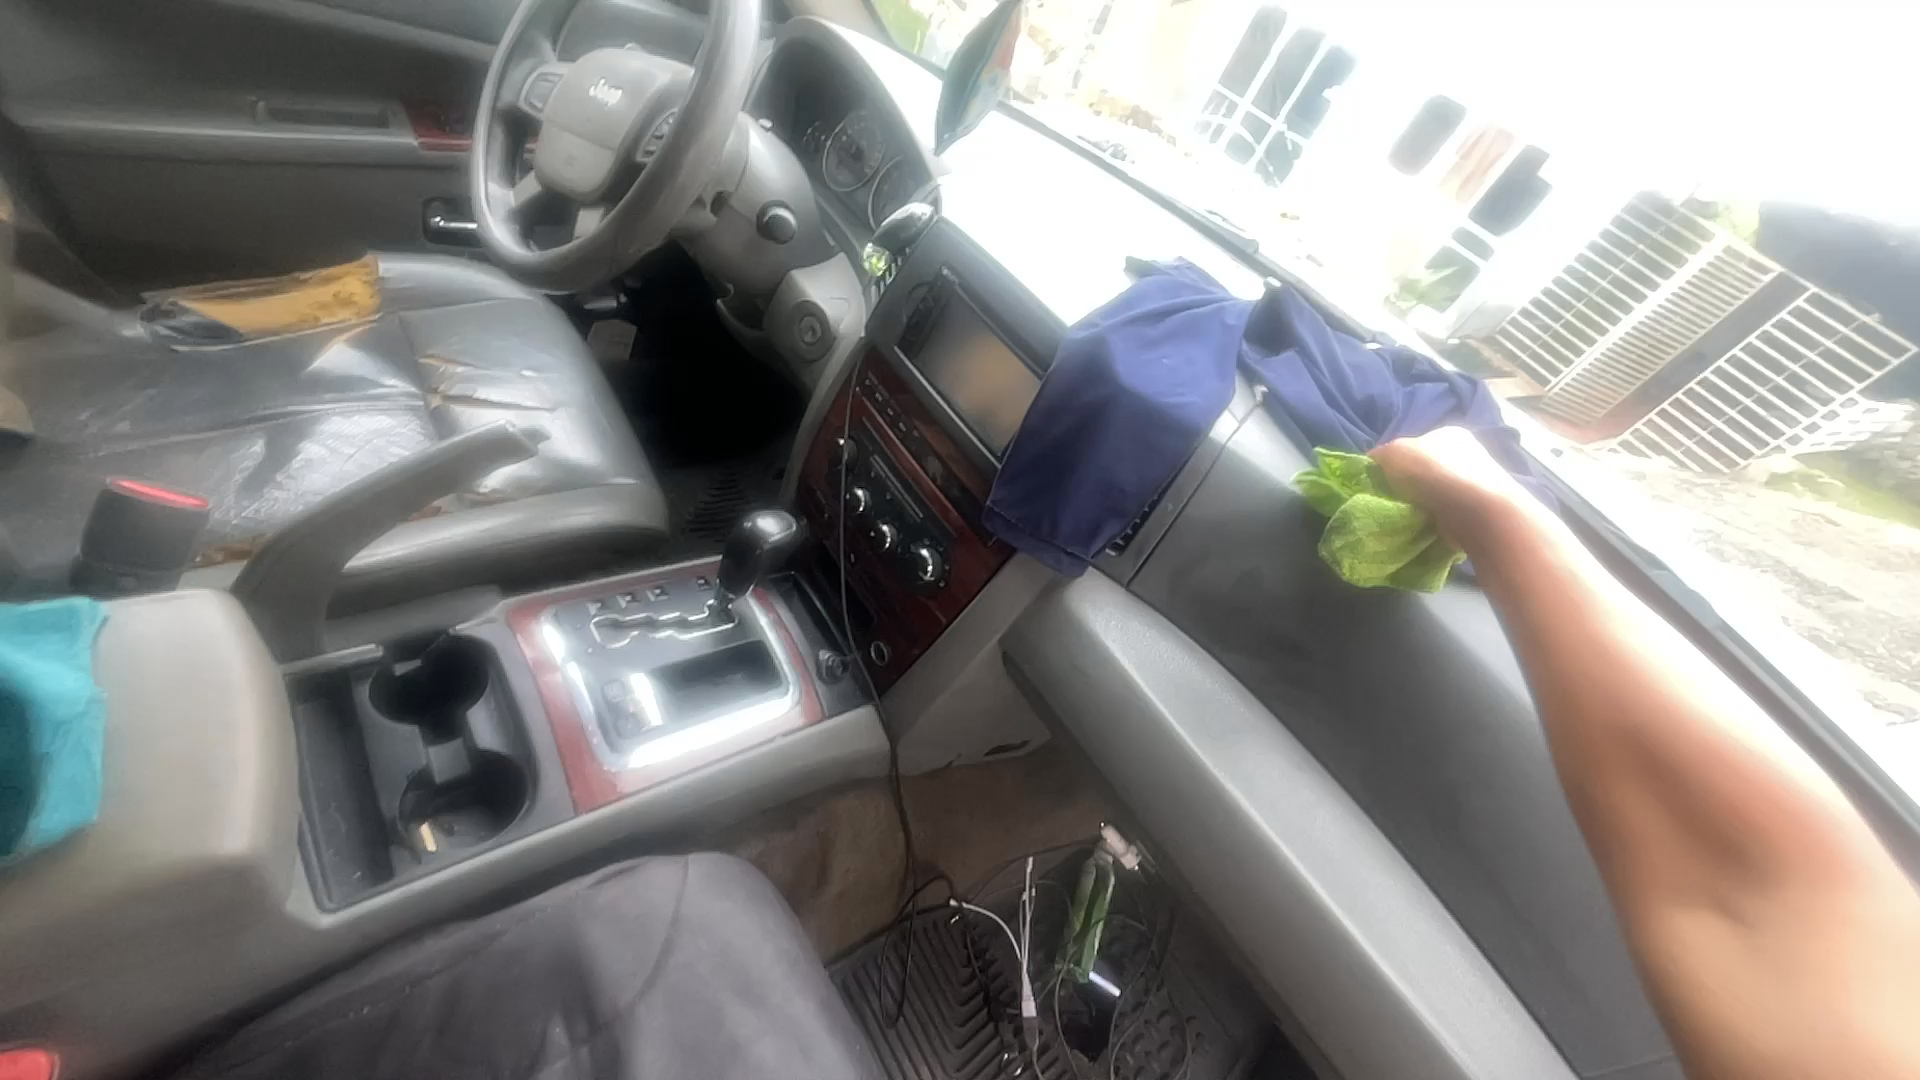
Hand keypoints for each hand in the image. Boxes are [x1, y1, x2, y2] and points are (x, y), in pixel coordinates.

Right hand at [1371, 428, 1539, 550]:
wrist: (1477, 512)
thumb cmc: (1434, 473)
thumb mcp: (1393, 452)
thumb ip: (1379, 455)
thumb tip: (1373, 464)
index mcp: (1449, 433)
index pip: (1413, 444)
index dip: (1393, 460)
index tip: (1380, 477)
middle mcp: (1465, 453)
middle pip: (1422, 469)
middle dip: (1405, 483)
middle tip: (1388, 496)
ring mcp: (1474, 481)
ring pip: (1432, 492)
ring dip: (1418, 502)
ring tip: (1404, 512)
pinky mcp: (1477, 509)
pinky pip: (1444, 512)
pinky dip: (1432, 517)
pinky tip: (1423, 522)